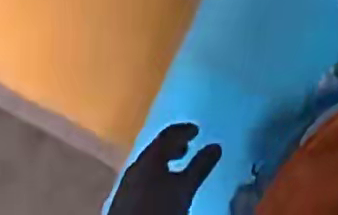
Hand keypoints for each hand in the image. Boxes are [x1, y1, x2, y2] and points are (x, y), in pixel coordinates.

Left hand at [106, 123, 221, 214]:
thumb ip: (200, 166)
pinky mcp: (121, 205)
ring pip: (146, 167)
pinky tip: (160, 190)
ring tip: (175, 169)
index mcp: (149, 159)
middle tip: (187, 147)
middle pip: (155, 150)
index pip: (168, 135)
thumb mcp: (185, 189)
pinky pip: (140, 182)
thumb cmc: (159, 211)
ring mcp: (125, 188)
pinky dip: (153, 178)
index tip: (196, 130)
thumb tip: (216, 146)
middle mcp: (135, 168)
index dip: (183, 130)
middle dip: (172, 147)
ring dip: (162, 164)